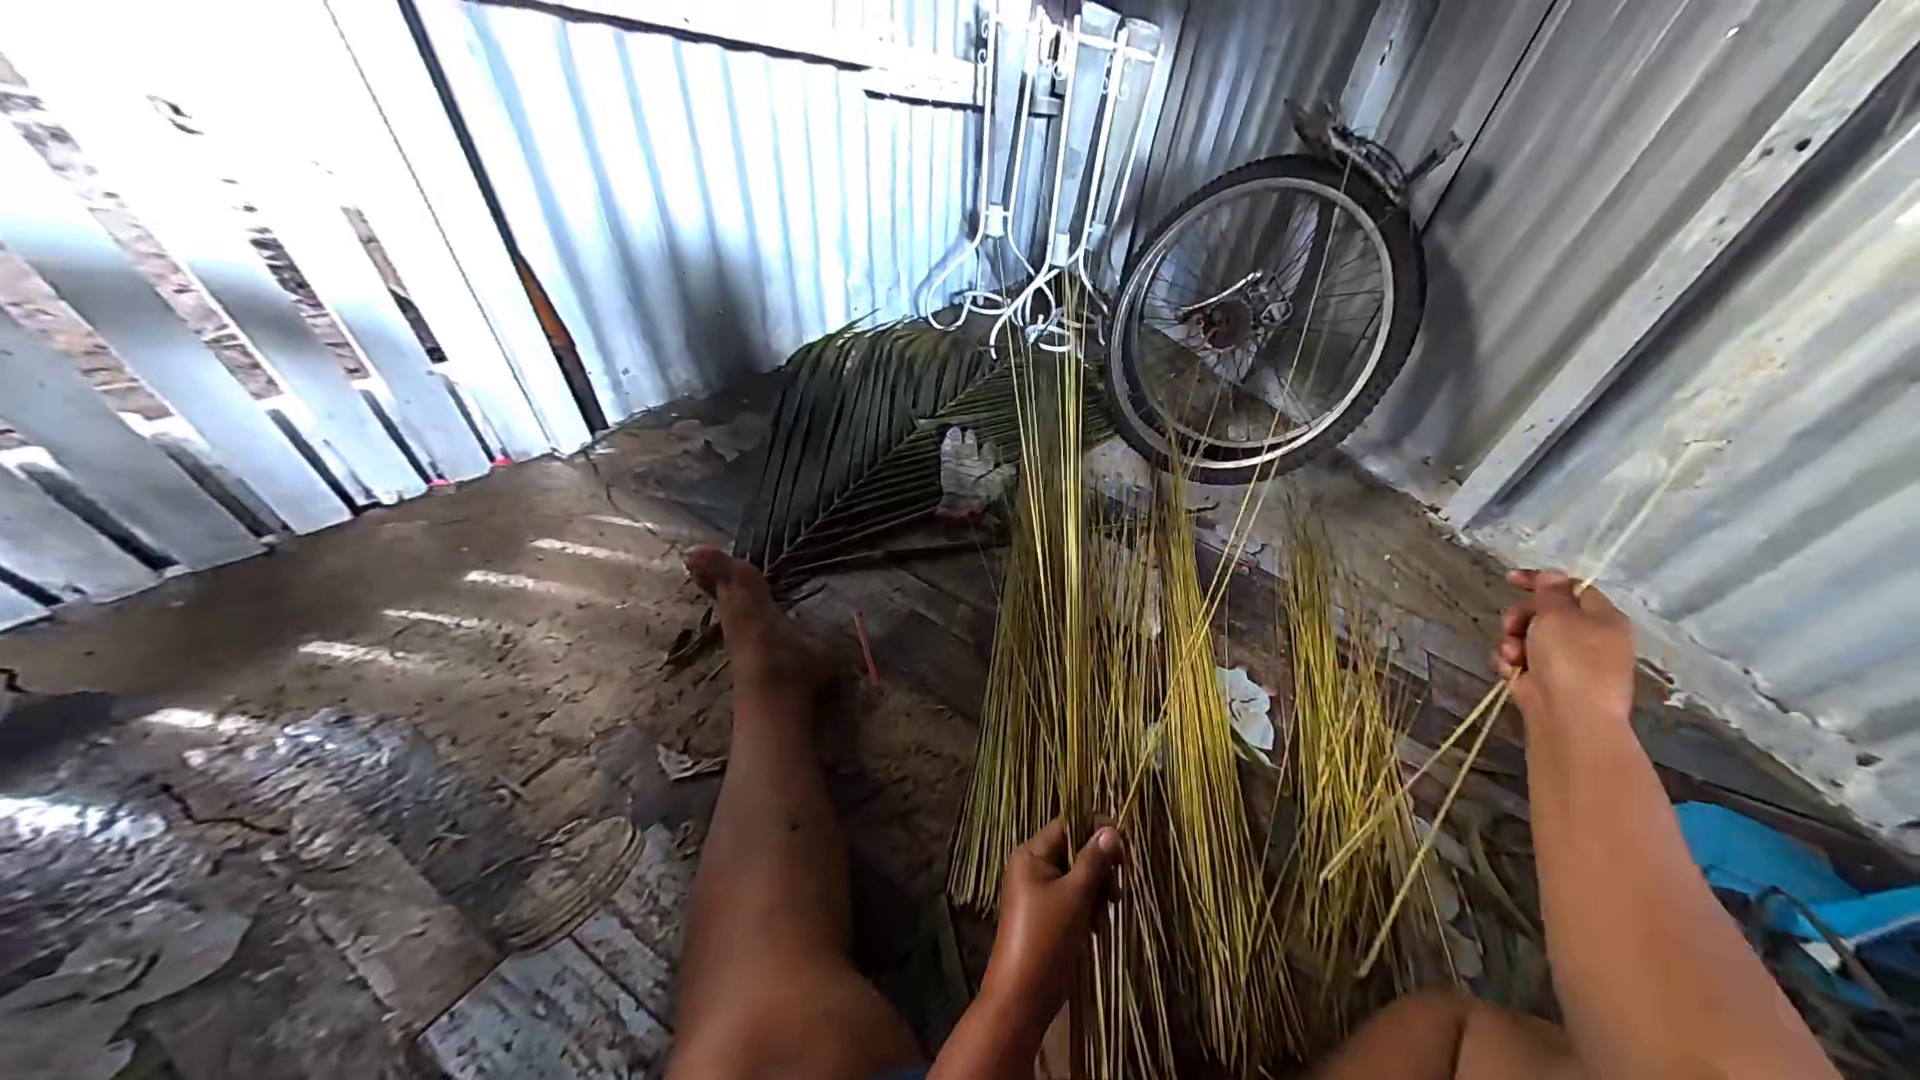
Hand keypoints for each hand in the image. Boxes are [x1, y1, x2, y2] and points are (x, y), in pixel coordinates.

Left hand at [979, 819, 1125, 1026]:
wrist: (1023, 994)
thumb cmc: (1046, 936)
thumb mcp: (1075, 895)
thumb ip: (1094, 860)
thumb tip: (1111, 829)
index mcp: (1030, 854)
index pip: (1067, 825)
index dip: (1095, 830)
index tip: (1124, 846)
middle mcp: (1032, 866)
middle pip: (1074, 850)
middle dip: (1099, 869)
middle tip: (1115, 891)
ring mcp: (1039, 891)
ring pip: (1078, 876)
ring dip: (1096, 892)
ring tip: (1101, 918)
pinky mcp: (1047, 913)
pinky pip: (1073, 897)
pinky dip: (1088, 908)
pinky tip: (1095, 929)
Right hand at [1494, 570, 1635, 727]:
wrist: (1569, 713)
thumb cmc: (1572, 659)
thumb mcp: (1560, 616)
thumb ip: (1552, 592)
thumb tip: (1553, 575)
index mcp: (1601, 619)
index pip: (1571, 588)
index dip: (1541, 581)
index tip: (1509, 579)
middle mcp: (1586, 637)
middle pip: (1542, 612)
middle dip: (1519, 617)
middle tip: (1511, 625)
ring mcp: (1564, 659)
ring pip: (1525, 636)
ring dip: (1511, 641)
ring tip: (1514, 656)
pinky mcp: (1543, 676)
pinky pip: (1518, 658)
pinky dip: (1510, 662)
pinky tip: (1512, 671)